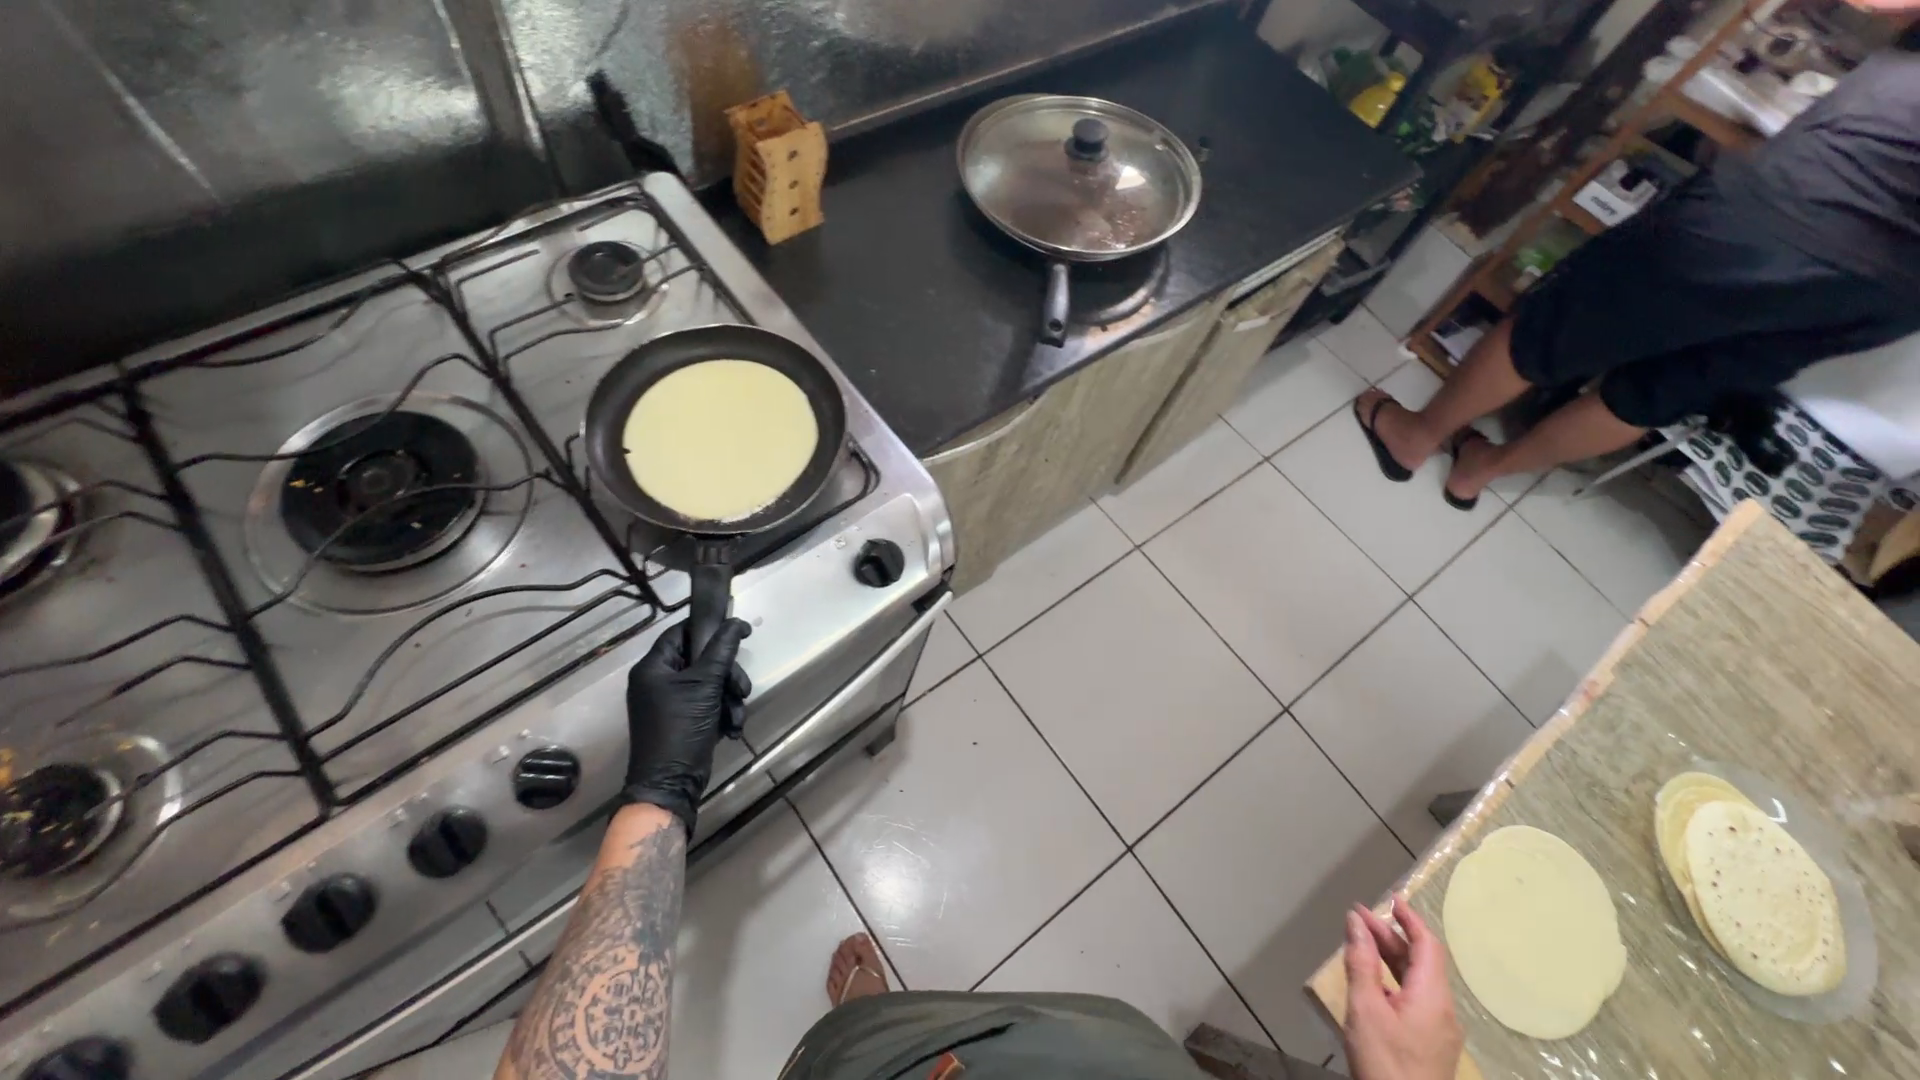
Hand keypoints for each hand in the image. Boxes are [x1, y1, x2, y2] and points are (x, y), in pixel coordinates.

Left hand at [622, 619, 751, 836]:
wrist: (671, 782)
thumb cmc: (681, 727)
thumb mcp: (705, 684)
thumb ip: (722, 650)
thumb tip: (737, 622)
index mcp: (654, 666)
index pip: (682, 631)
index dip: (711, 629)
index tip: (742, 632)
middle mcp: (658, 680)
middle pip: (702, 659)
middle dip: (727, 675)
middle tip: (742, 689)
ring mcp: (670, 701)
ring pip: (710, 683)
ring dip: (729, 697)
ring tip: (736, 716)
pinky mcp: (684, 719)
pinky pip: (709, 703)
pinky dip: (723, 713)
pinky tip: (731, 728)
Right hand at [1343, 895, 1462, 1079]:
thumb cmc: (1384, 1063)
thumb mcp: (1365, 1008)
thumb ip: (1361, 961)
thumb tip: (1356, 921)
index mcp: (1433, 997)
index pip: (1427, 945)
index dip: (1410, 919)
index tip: (1390, 899)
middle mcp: (1443, 1010)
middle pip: (1421, 962)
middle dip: (1391, 936)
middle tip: (1358, 918)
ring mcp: (1439, 1031)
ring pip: (1418, 981)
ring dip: (1391, 957)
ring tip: (1361, 942)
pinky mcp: (1430, 1046)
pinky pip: (1415, 999)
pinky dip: (1394, 979)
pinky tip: (1373, 982)